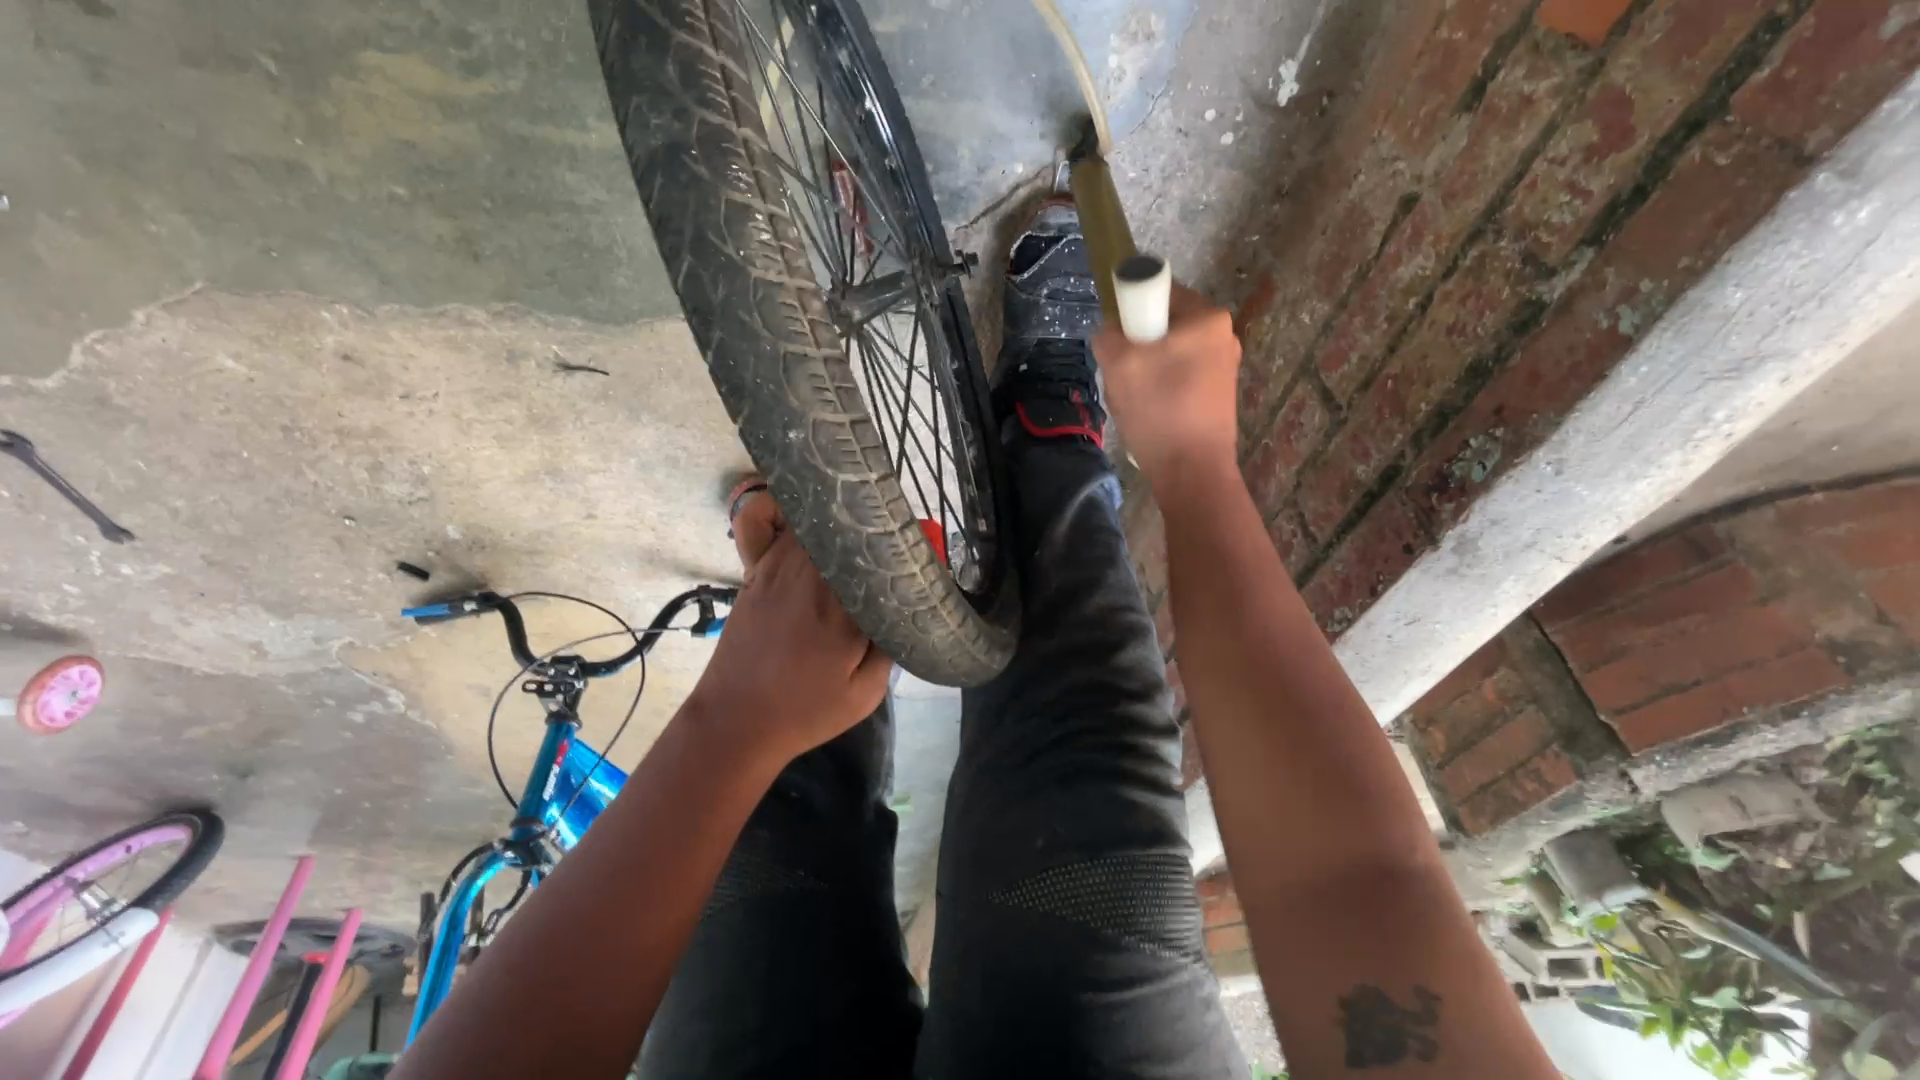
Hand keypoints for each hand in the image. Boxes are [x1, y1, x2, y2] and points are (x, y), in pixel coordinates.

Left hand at [683, 530, 891, 765]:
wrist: (736, 722)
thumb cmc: (805, 712)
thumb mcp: (865, 693)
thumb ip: (890, 643)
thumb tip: (907, 602)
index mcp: (843, 608)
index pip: (883, 555)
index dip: (907, 546)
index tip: (926, 547)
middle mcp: (810, 576)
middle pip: (849, 527)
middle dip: (876, 527)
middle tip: (895, 540)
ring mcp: (776, 566)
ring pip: (813, 517)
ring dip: (838, 517)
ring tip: (859, 526)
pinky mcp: (753, 569)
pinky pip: (759, 521)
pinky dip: (776, 509)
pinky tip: (800, 520)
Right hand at [1092, 284, 1241, 487]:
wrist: (1191, 471)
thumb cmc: (1159, 410)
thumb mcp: (1118, 363)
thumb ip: (1108, 334)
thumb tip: (1112, 333)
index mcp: (1208, 317)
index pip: (1157, 289)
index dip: (1130, 310)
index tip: (1118, 341)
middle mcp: (1223, 335)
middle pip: (1162, 324)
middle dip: (1136, 344)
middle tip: (1122, 373)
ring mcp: (1223, 366)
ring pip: (1167, 354)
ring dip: (1145, 371)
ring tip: (1135, 399)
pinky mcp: (1217, 395)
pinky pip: (1177, 377)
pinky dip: (1159, 390)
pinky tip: (1151, 413)